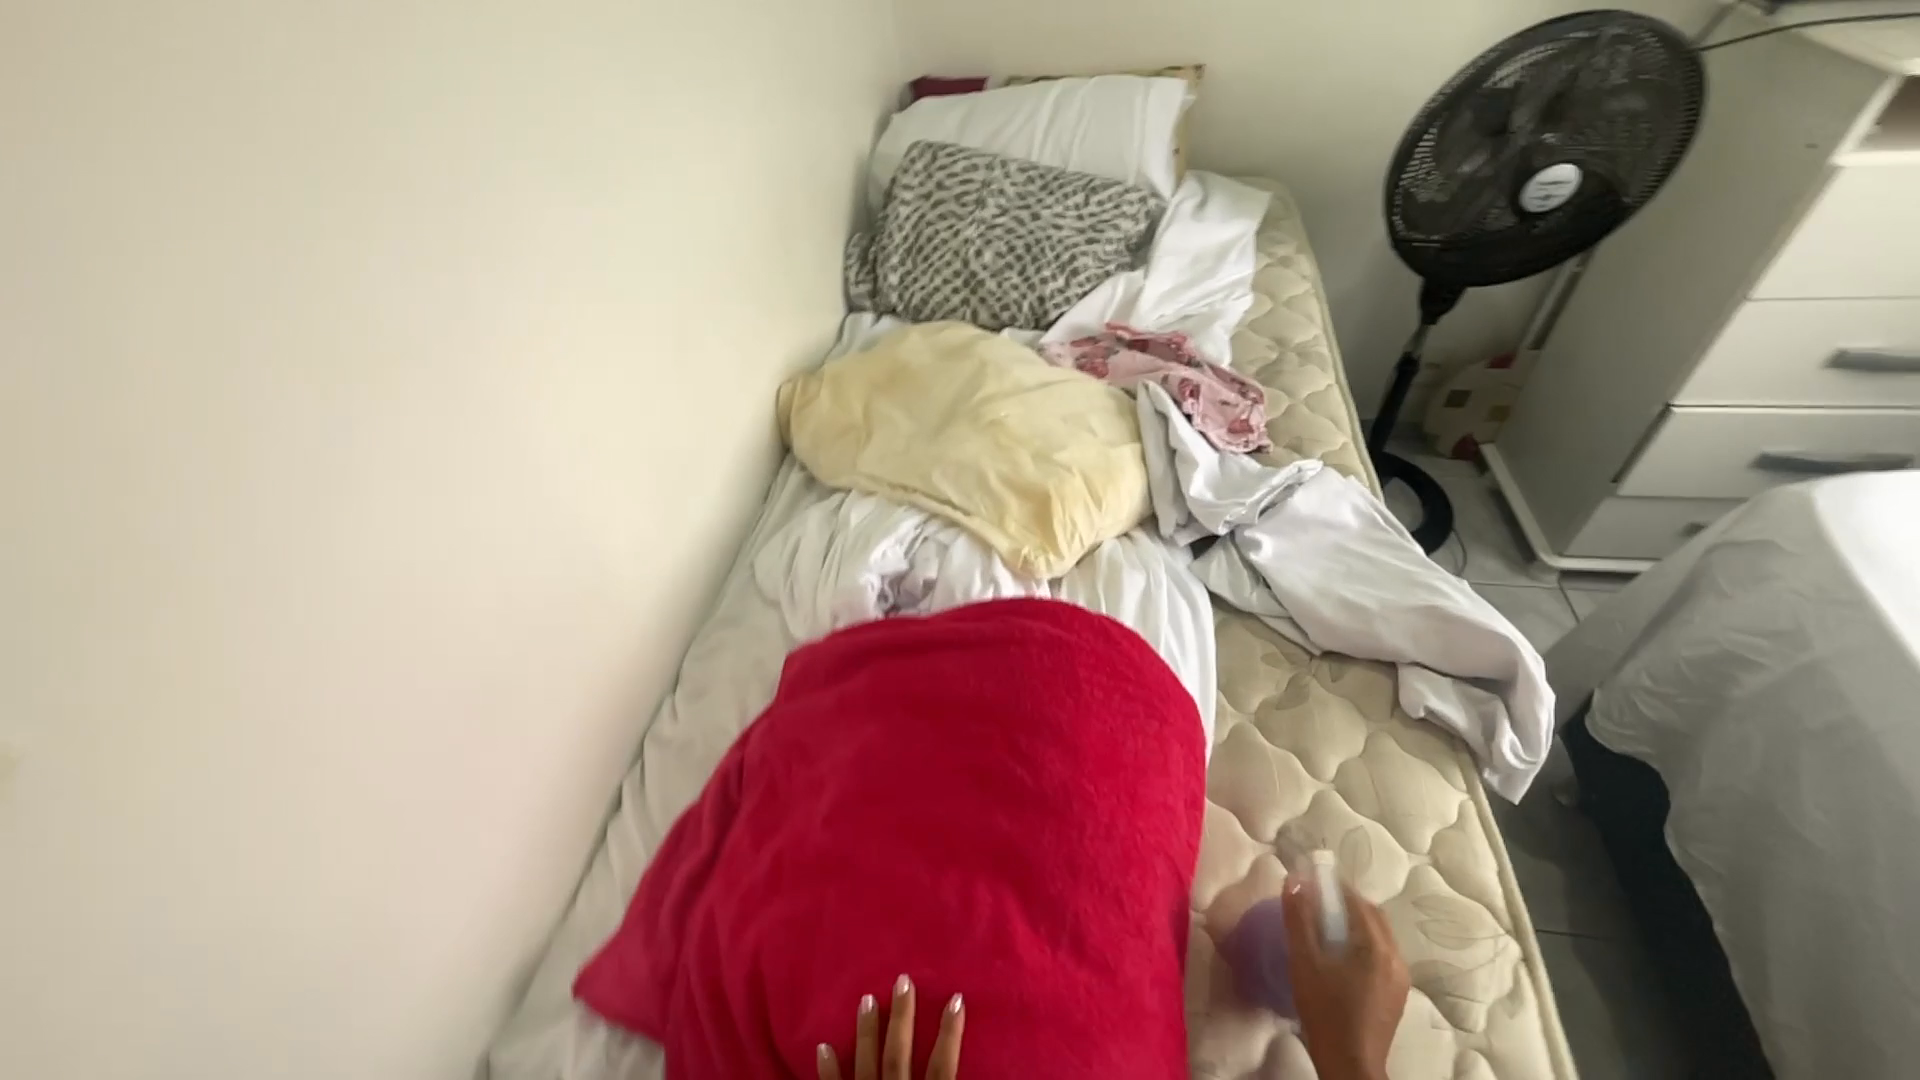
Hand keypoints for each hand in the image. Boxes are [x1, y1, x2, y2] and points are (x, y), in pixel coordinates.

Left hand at [817, 974, 963, 1079]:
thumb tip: (981, 1069)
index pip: (942, 1068)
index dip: (950, 1034)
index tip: (956, 997)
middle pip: (898, 1057)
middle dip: (901, 1017)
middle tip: (902, 980)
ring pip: (866, 1067)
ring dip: (867, 1033)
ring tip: (866, 998)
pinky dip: (829, 1070)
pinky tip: (823, 1046)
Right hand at [1282, 876, 1409, 1079]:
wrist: (1349, 1064)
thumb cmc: (1325, 1010)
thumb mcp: (1304, 961)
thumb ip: (1299, 918)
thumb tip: (1294, 881)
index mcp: (1377, 947)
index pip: (1357, 901)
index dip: (1333, 886)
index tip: (1311, 881)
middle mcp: (1396, 958)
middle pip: (1373, 916)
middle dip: (1346, 903)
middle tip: (1317, 902)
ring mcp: (1400, 979)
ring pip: (1379, 936)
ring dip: (1354, 924)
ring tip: (1324, 928)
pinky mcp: (1396, 995)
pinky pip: (1381, 955)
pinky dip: (1362, 944)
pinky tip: (1340, 957)